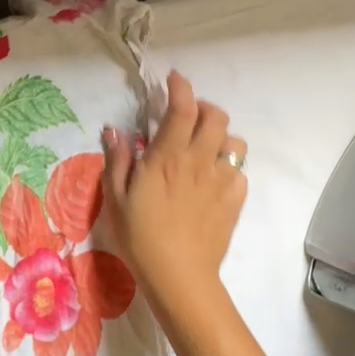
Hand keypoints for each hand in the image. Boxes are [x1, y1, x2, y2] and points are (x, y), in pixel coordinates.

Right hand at [101, 71, 247, 313]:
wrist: (179, 276)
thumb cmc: (140, 236)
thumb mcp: (116, 197)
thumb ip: (118, 160)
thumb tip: (114, 130)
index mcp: (167, 157)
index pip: (182, 109)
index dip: (181, 88)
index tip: (174, 79)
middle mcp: (199, 162)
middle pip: (217, 117)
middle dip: (204, 108)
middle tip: (188, 117)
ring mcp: (222, 181)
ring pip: (235, 142)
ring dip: (221, 137)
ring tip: (204, 148)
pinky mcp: (235, 201)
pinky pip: (240, 173)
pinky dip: (228, 169)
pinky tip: (212, 182)